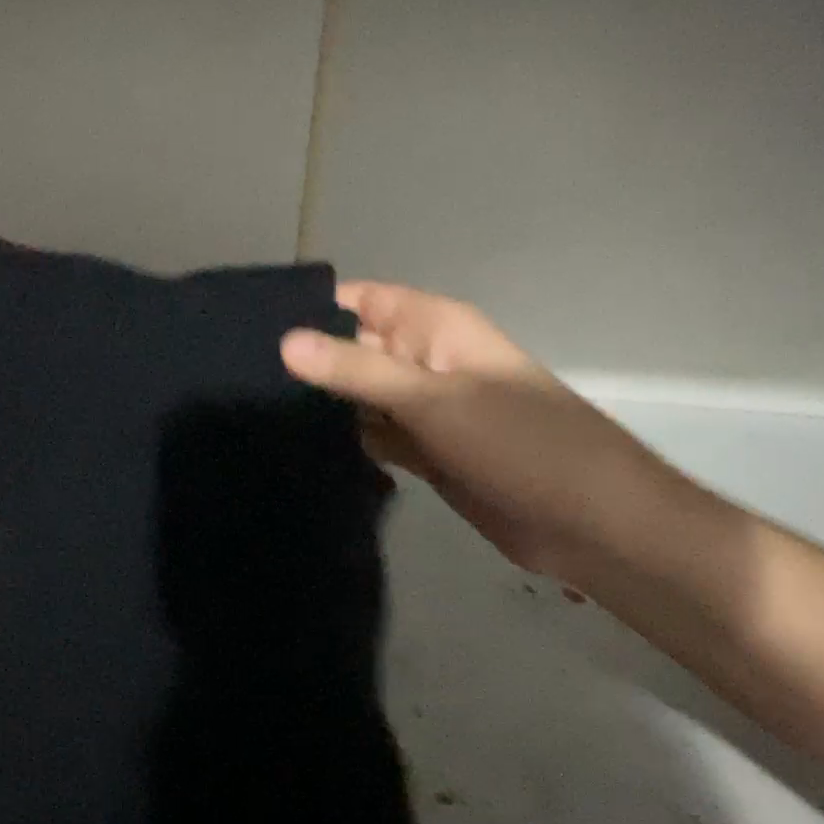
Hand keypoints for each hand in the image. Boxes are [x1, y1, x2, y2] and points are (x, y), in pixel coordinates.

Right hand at [281, 282, 706, 584]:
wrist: (589, 522)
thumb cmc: (518, 442)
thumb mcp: (432, 398)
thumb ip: (356, 370)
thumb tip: (283, 342)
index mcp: (433, 328)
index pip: (358, 301)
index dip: (308, 309)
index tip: (244, 329)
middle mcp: (424, 360)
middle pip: (352, 348)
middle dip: (304, 362)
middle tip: (234, 381)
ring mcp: (424, 409)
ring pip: (359, 397)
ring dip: (322, 407)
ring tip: (252, 415)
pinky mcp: (424, 452)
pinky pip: (374, 436)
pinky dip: (347, 442)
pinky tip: (299, 451)